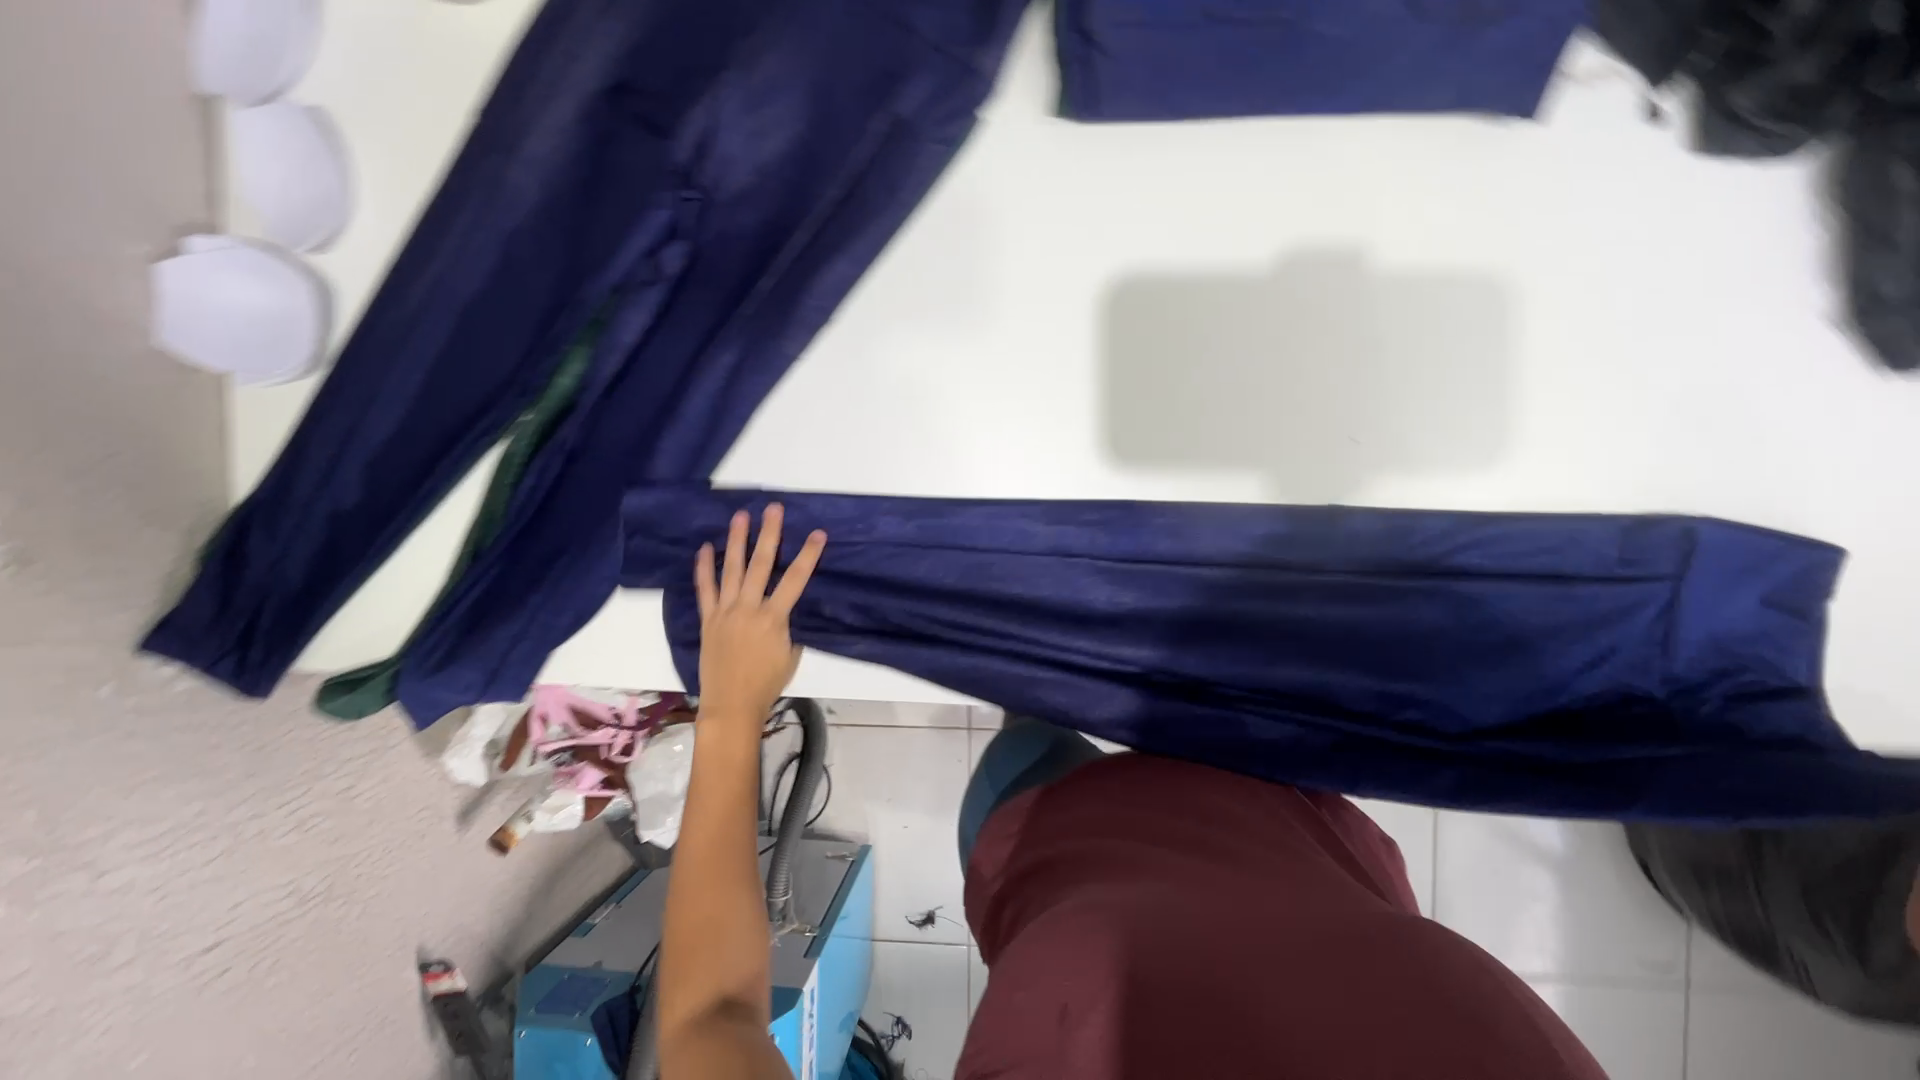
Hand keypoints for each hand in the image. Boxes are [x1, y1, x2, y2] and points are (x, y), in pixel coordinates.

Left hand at [693, 504, 826, 725]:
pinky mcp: (708, 619)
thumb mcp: (790, 655)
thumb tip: (783, 612)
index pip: (795, 580)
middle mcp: (748, 608)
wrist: (731, 704)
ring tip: (740, 516)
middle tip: (774, 509)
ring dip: (737, 541)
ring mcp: (725, 612)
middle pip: (761, 564)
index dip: (809, 556)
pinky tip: (705, 548)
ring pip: (731, 569)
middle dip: (770, 534)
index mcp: (774, 618)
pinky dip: (704, 568)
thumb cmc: (767, 684)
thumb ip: (787, 629)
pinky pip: (705, 589)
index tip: (819, 534)